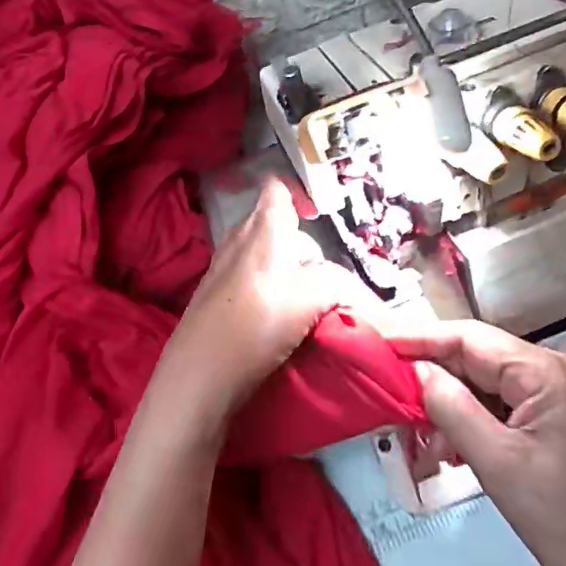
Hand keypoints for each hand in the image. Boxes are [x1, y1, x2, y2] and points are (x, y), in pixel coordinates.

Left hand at [155, 177, 374, 421]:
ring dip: (283, 273)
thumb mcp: (316, 298)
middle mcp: (238, 239)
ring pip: (261, 257)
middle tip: (321, 275)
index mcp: (263, 227)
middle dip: (299, 245)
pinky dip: (266, 294)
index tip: (319, 216)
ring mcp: (220, 270)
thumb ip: (343, 287)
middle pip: (273, 226)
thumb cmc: (258, 322)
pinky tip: (274, 323)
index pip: (279, 188)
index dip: (300, 195)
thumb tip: (366, 299)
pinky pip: (248, 283)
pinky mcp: (212, 301)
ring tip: (301, 302)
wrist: (198, 377)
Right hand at [384, 320, 565, 565]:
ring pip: (486, 385)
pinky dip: (471, 423)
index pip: (472, 338)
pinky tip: (448, 449)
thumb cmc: (564, 519)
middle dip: (434, 380)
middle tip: (391, 397)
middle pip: (478, 359)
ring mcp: (556, 394)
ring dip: (450, 408)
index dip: (422, 338)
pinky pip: (501, 406)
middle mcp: (554, 370)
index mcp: (547, 371)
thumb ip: (451, 407)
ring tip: (418, 441)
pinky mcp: (554, 418)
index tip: (381, 341)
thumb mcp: (497, 463)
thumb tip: (418, 371)